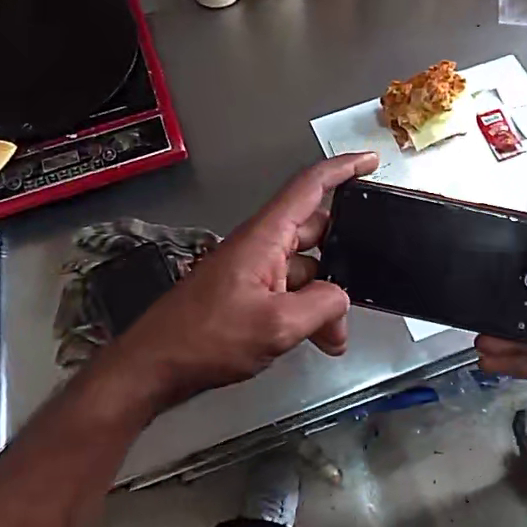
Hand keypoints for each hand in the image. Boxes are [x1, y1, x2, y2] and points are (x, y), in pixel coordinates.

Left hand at [103, 152, 377, 409]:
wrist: (158, 364)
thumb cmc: (204, 338)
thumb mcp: (277, 325)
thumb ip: (322, 307)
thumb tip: (340, 299)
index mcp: (264, 238)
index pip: (309, 188)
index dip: (343, 169)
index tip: (368, 162)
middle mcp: (259, 247)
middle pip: (315, 234)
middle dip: (344, 259)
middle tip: (366, 282)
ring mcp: (252, 271)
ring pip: (305, 271)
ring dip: (325, 299)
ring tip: (334, 333)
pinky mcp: (246, 294)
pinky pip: (289, 291)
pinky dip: (307, 312)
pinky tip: (315, 337)